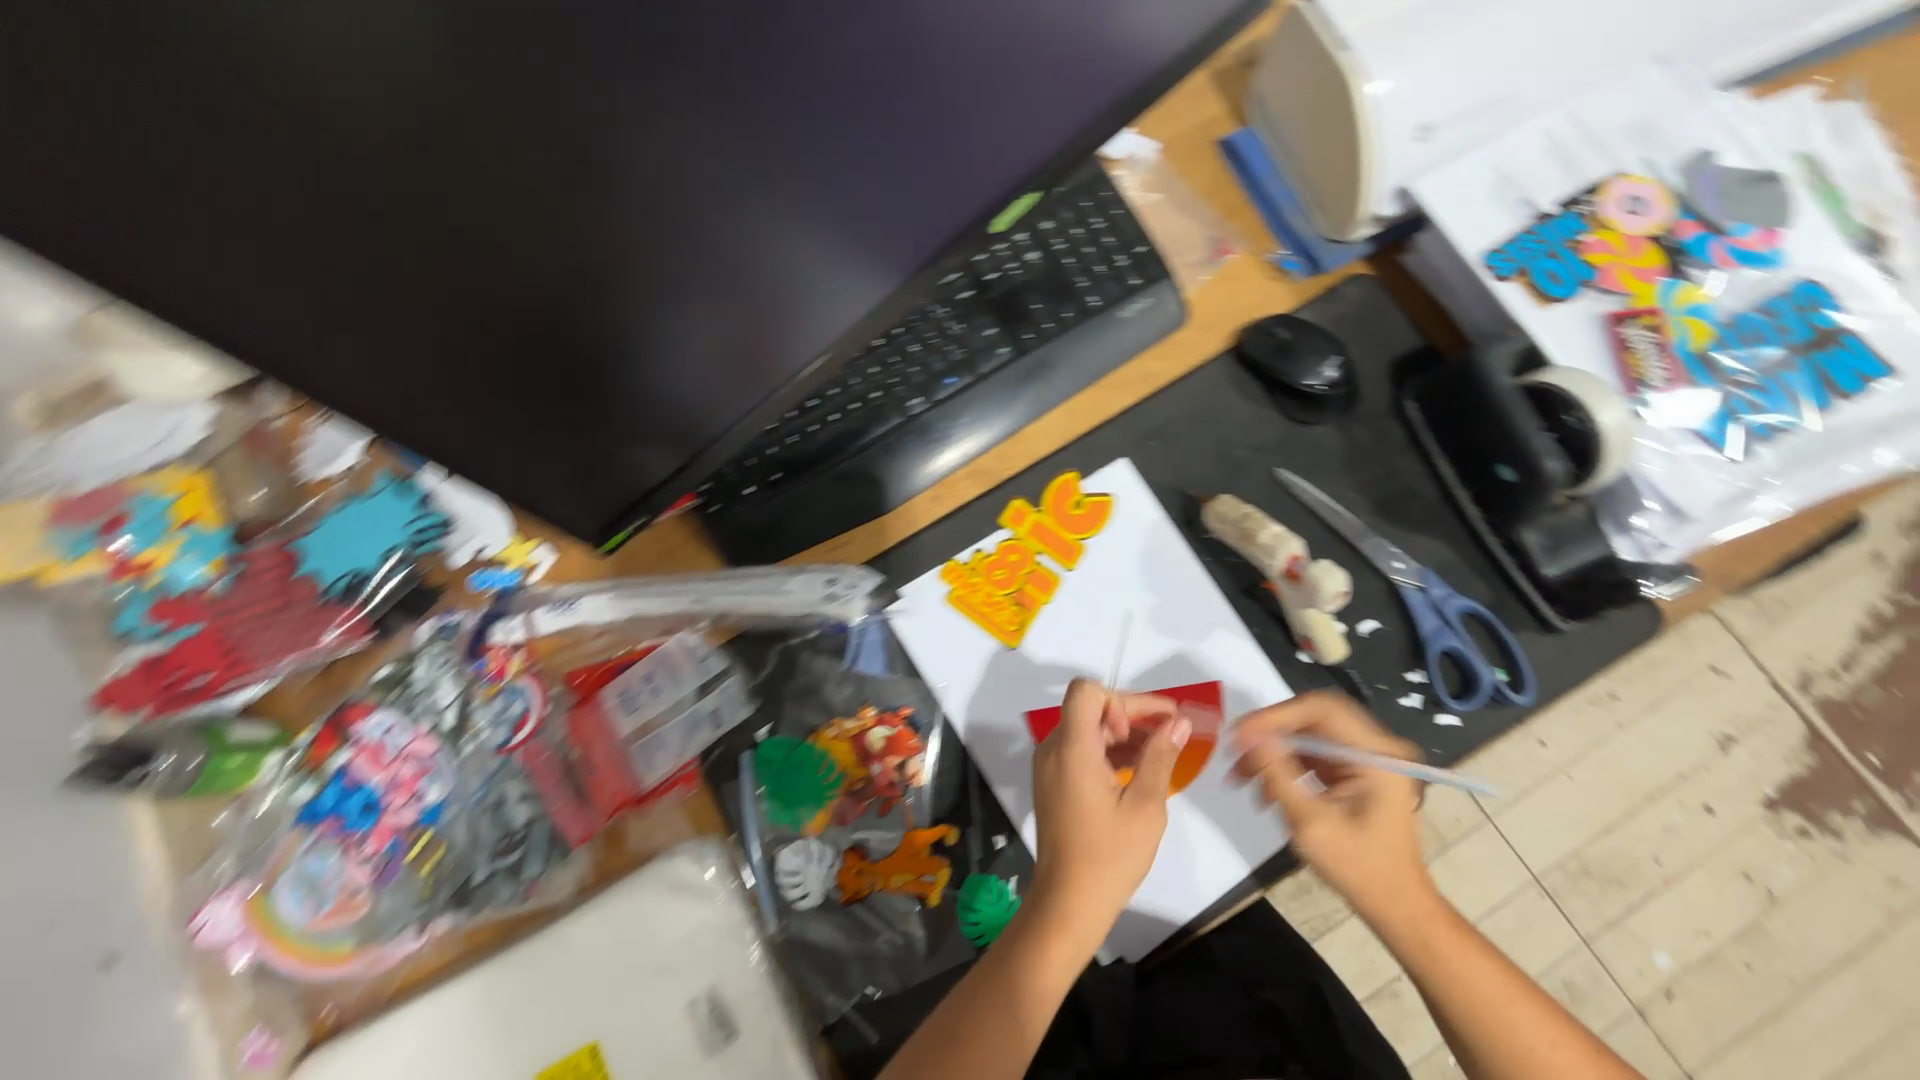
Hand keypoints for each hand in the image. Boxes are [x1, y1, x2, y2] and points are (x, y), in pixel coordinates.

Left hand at [1027, 679, 1189, 942]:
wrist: (1069, 902)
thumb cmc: (1110, 854)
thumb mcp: (1146, 805)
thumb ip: (1160, 755)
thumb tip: (1178, 721)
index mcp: (1071, 747)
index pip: (1086, 691)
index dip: (1122, 700)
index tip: (1150, 726)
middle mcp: (1053, 750)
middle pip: (1089, 710)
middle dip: (1131, 716)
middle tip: (1170, 733)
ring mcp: (1050, 768)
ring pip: (1086, 731)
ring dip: (1123, 735)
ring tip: (1160, 755)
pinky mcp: (1053, 784)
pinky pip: (1080, 752)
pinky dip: (1108, 753)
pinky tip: (1137, 773)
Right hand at [1230, 692, 1430, 918]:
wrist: (1393, 903)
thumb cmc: (1358, 868)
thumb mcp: (1310, 823)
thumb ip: (1278, 774)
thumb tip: (1248, 736)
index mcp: (1376, 754)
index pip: (1322, 710)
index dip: (1277, 716)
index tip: (1240, 735)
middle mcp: (1374, 747)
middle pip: (1312, 719)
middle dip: (1269, 734)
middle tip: (1234, 752)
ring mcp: (1363, 759)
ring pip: (1307, 735)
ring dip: (1272, 752)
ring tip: (1242, 776)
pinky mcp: (1352, 772)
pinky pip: (1311, 755)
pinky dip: (1284, 767)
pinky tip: (1265, 791)